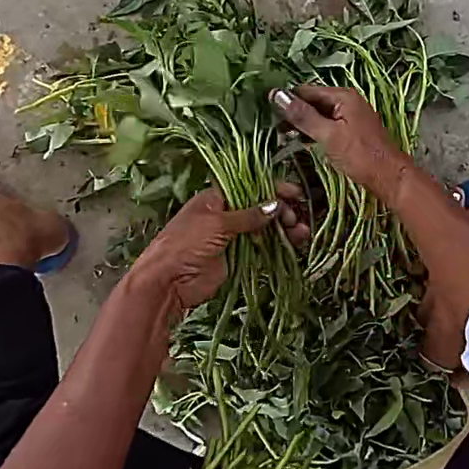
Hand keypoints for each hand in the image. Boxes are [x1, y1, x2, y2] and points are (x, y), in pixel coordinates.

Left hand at [132, 185, 308, 312]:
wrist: (168, 282)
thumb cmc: (185, 244)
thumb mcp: (217, 223)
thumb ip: (248, 215)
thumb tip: (276, 205)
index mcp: (216, 198)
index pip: (250, 186)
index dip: (273, 188)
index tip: (295, 193)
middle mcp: (227, 214)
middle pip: (261, 208)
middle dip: (281, 211)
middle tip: (295, 219)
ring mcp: (233, 236)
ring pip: (265, 228)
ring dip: (284, 228)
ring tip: (301, 233)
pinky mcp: (238, 256)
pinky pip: (263, 247)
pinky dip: (278, 245)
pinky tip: (294, 244)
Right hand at [270, 85, 414, 200]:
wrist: (388, 177)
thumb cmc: (360, 156)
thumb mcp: (328, 135)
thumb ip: (303, 116)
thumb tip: (277, 95)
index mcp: (344, 96)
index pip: (307, 91)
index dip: (287, 100)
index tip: (266, 111)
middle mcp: (348, 101)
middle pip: (314, 101)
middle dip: (294, 112)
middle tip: (273, 127)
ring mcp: (352, 116)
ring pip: (320, 114)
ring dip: (303, 124)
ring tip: (283, 136)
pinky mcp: (352, 130)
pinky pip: (328, 125)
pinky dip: (315, 131)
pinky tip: (302, 141)